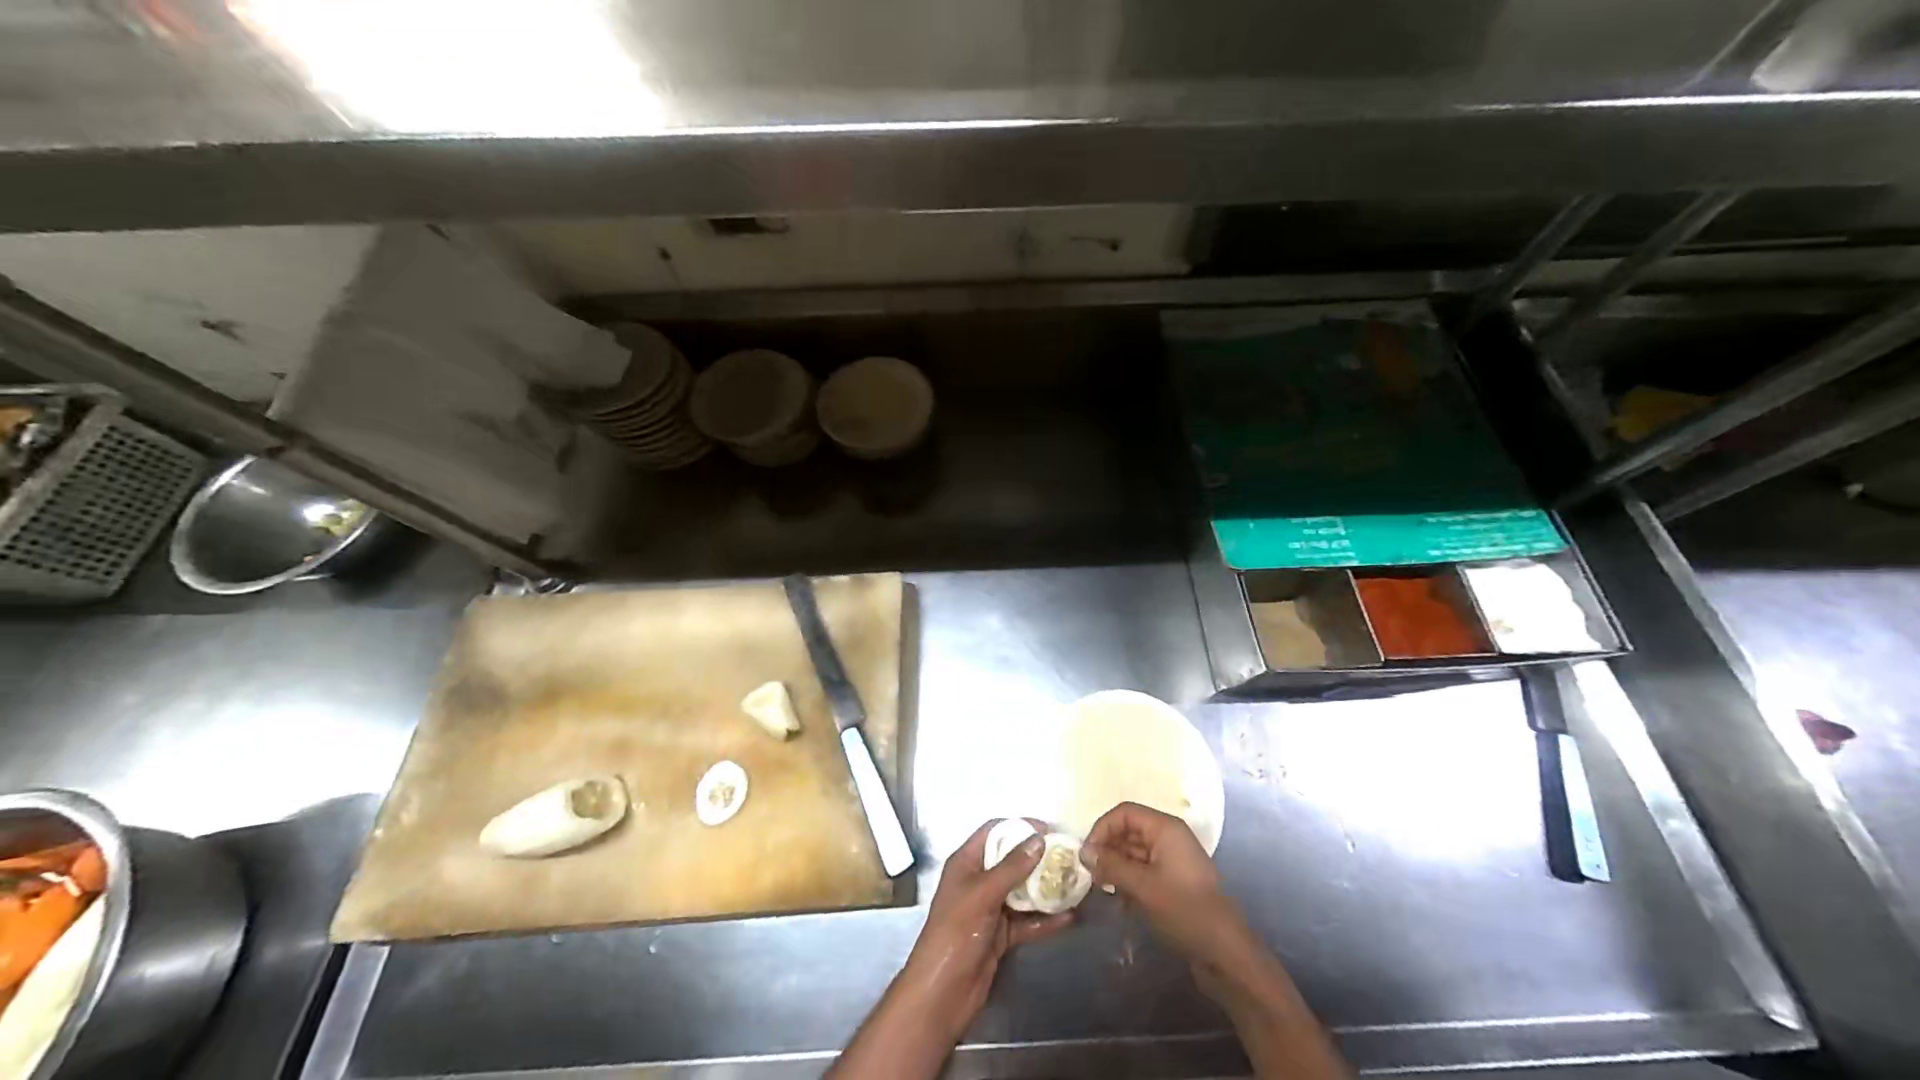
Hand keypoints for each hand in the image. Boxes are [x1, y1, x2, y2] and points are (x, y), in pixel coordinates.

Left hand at [828, 820, 1073, 1079]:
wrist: (942, 993)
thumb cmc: (955, 934)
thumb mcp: (982, 894)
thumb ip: (1011, 867)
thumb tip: (1039, 840)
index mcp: (965, 863)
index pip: (993, 832)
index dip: (1019, 827)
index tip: (1050, 829)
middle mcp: (978, 881)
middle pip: (1011, 860)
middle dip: (1039, 858)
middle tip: (1069, 857)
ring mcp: (989, 908)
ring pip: (1022, 891)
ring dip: (1046, 888)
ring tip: (1075, 883)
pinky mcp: (1000, 935)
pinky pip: (1026, 920)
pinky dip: (1045, 919)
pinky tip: (1069, 917)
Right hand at [1080, 801, 1243, 971]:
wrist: (1225, 952)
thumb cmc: (1184, 910)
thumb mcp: (1143, 886)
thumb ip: (1111, 865)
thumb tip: (1084, 852)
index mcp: (1165, 829)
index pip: (1124, 813)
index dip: (1102, 829)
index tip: (1087, 855)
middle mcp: (1169, 838)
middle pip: (1128, 831)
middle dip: (1107, 850)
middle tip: (1090, 875)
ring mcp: (1172, 860)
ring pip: (1134, 853)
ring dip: (1116, 867)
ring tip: (1102, 889)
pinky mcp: (1173, 882)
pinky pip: (1143, 871)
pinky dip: (1128, 881)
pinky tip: (1119, 901)